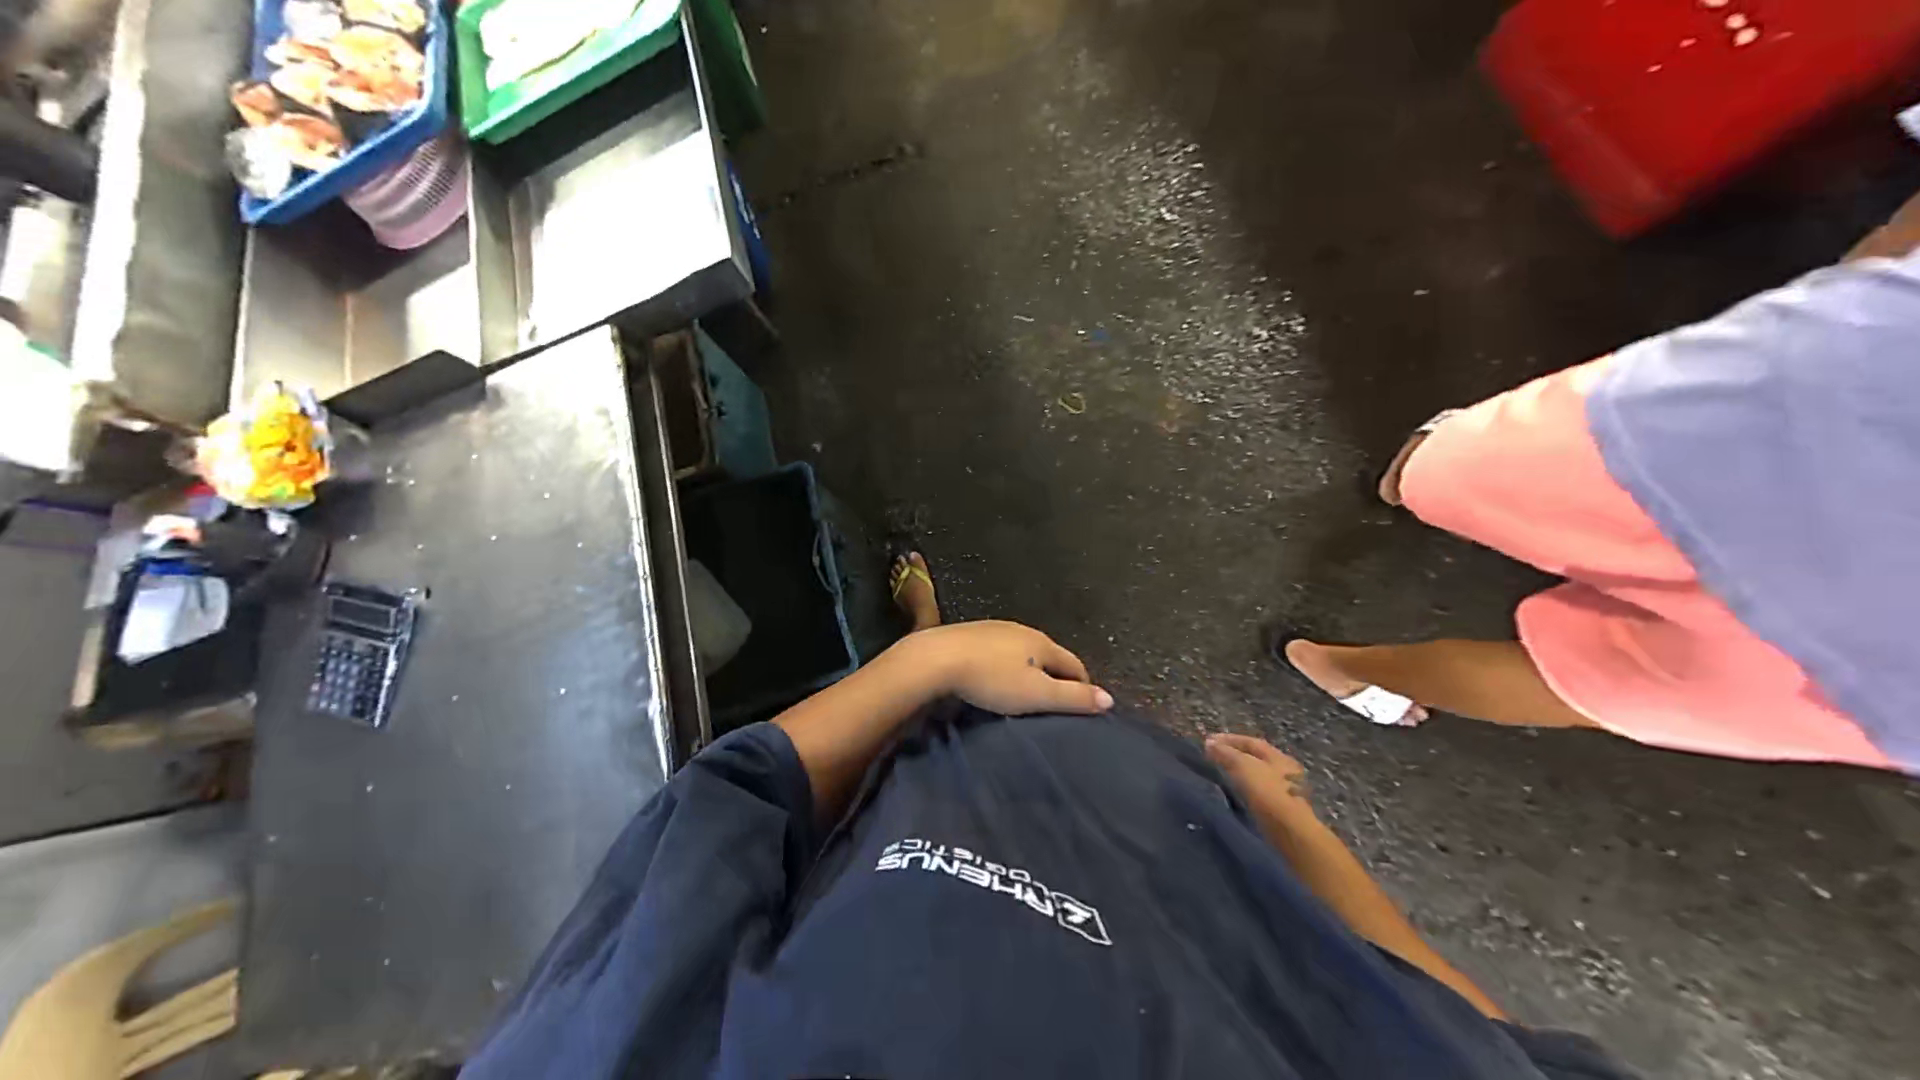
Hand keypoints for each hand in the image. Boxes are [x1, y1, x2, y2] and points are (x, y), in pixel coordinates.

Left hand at [902, 620, 1113, 715]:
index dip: (1082, 686)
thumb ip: (1073, 697)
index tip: (1080, 708)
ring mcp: (994, 629)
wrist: (936, 658)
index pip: (1075, 664)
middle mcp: (1022, 630)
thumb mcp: (1036, 694)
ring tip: (1023, 695)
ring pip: (1022, 652)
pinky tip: (993, 679)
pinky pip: (999, 651)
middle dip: (1055, 677)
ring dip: (1028, 671)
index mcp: (1042, 642)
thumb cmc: (991, 679)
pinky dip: (1004, 666)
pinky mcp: (971, 634)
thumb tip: (1109, 699)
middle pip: (1049, 655)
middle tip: (1052, 705)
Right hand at [1205, 734, 1315, 826]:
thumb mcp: (1243, 766)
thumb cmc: (1267, 792)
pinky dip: (1241, 789)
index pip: (1250, 742)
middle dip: (1232, 755)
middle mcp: (1284, 771)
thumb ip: (1226, 752)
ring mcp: (1284, 792)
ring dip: (1236, 773)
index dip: (1228, 739)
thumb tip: (1209, 743)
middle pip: (1255, 759)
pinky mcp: (1279, 811)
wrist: (1289, 832)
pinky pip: (1256, 793)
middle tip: (1211, 756)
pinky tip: (1230, 793)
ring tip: (1217, 773)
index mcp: (1278, 757)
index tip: (1208, 741)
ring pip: (1255, 777)